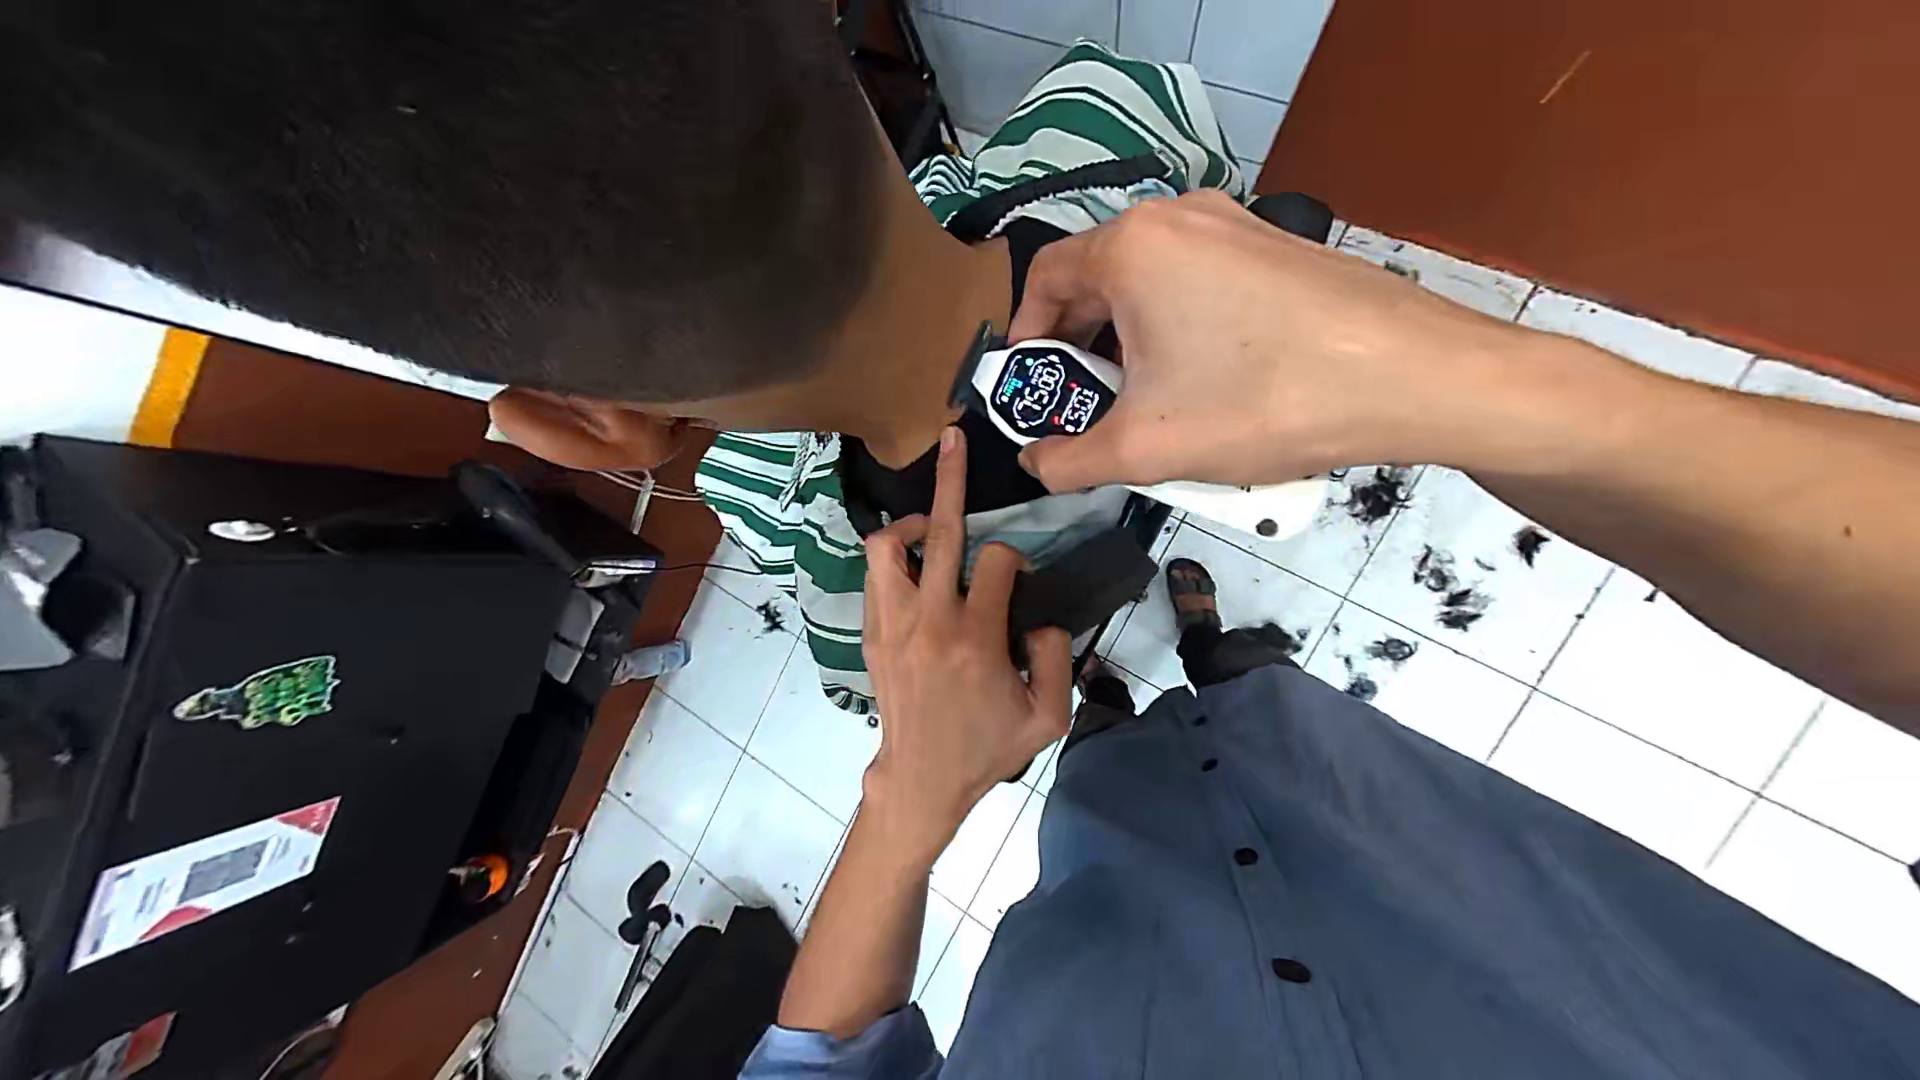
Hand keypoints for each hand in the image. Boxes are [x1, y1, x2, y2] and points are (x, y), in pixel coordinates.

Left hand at [860, 426, 1073, 858]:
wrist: (919, 780)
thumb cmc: (984, 750)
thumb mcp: (1048, 718)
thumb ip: (1058, 658)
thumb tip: (1040, 614)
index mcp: (977, 637)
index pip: (999, 562)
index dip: (1017, 558)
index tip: (1020, 578)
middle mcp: (930, 619)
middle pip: (939, 531)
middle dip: (952, 479)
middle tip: (955, 438)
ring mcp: (894, 624)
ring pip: (887, 546)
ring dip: (910, 523)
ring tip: (931, 524)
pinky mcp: (873, 634)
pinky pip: (875, 576)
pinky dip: (893, 558)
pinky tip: (913, 566)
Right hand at [1007, 190, 1550, 490]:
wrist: (1414, 381)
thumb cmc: (1261, 403)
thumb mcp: (1143, 448)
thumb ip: (1068, 462)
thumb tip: (1034, 465)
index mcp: (1133, 247)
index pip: (1045, 277)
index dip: (1024, 334)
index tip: (1031, 382)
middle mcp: (1178, 217)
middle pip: (1095, 279)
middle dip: (1077, 345)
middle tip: (1081, 402)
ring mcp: (1233, 224)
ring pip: (1147, 284)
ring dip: (1124, 340)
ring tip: (1138, 399)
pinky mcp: (1273, 247)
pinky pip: (1194, 283)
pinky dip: (1172, 327)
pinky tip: (1197, 379)